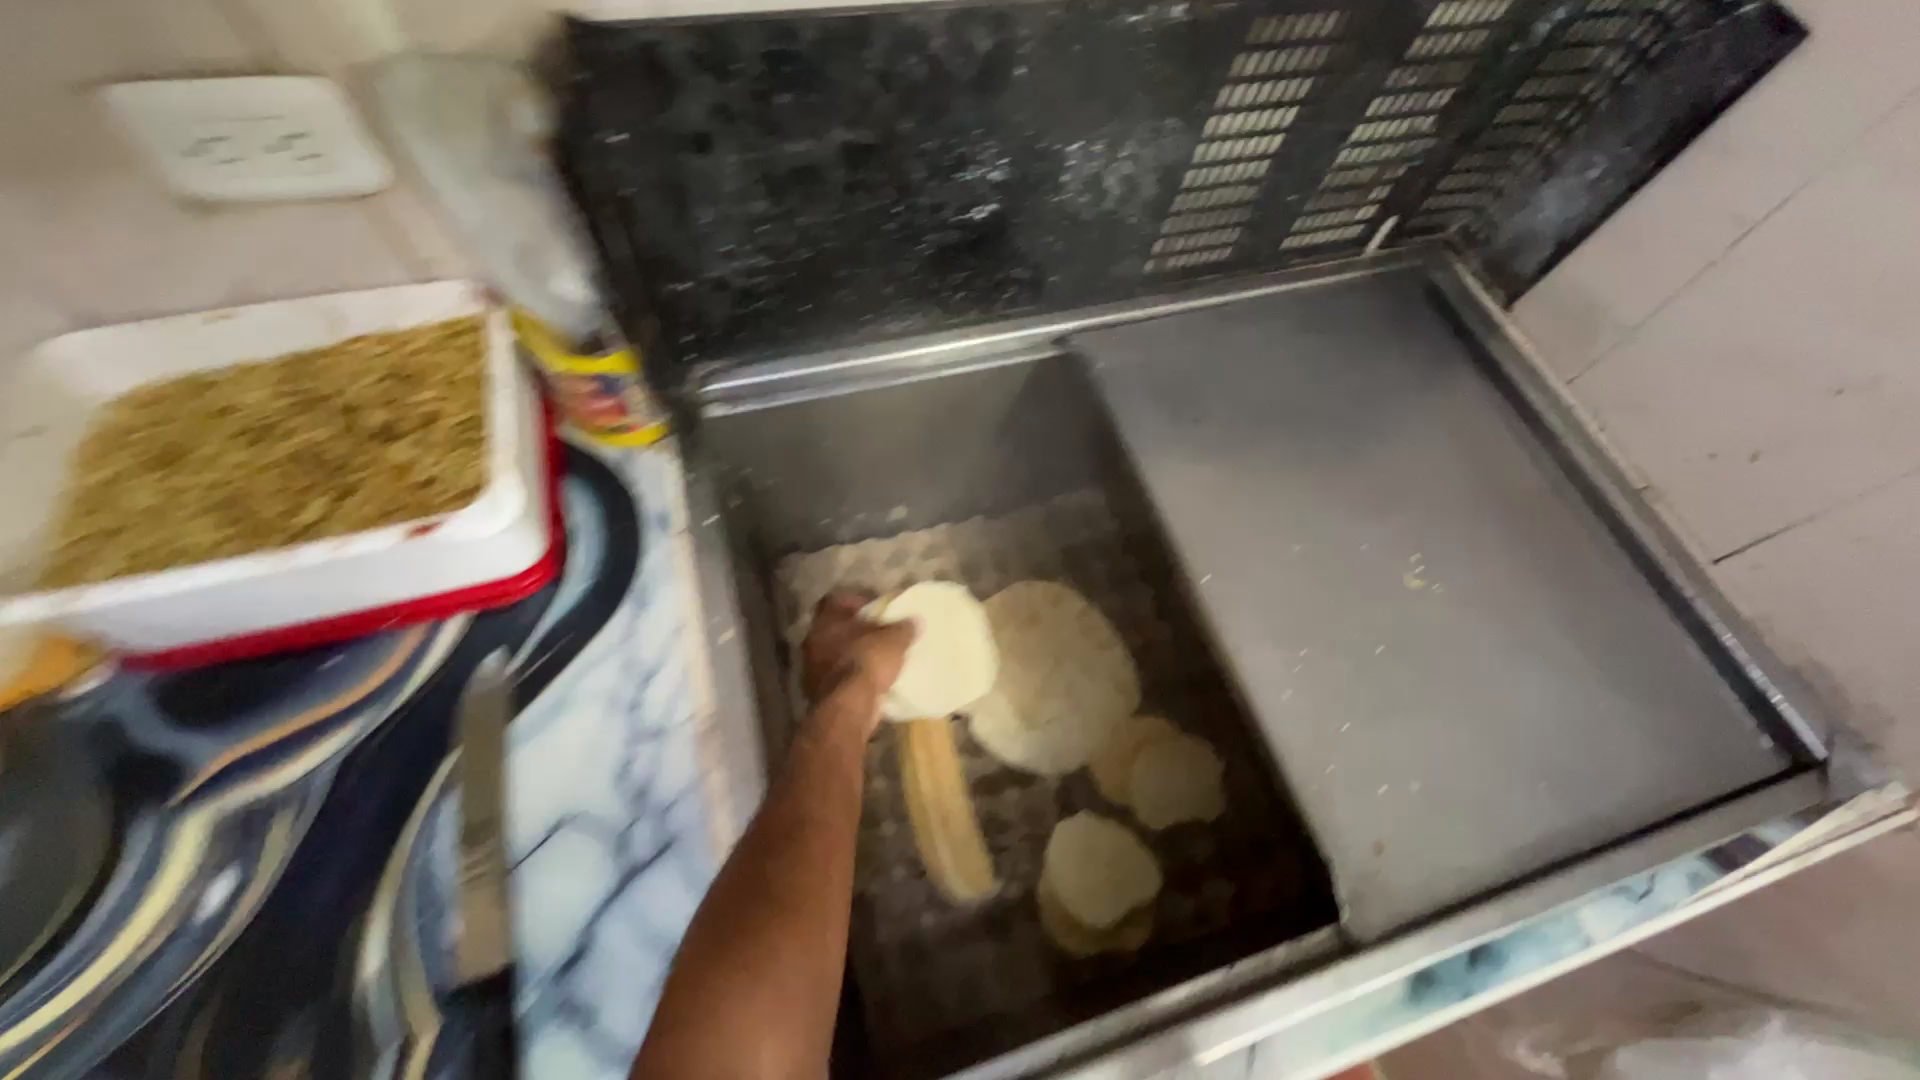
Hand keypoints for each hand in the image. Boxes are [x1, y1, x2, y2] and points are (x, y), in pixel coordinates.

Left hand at [800, 591, 915, 727]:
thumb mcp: (894, 640)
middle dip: (856, 631)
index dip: (858, 601)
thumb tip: (914, 621)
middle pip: (835, 628)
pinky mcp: (817, 691)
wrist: (849, 705)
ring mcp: (811, 668)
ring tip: (877, 660)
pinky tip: (870, 682)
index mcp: (826, 620)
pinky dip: (850, 677)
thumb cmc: (867, 661)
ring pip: (834, 653)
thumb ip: (904, 628)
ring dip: (852, 655)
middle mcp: (813, 640)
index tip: (876, 609)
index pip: (837, 600)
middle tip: (879, 634)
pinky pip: (837, 677)